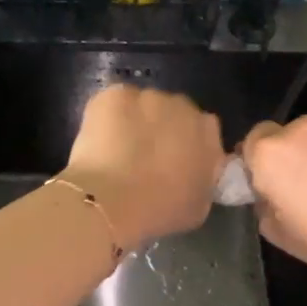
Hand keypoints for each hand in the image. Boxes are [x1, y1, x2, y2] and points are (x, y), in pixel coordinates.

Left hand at [59, 86, 223, 249]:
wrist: (111, 201)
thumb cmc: (158, 211)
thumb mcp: (199, 205)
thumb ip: (204, 179)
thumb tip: (199, 171)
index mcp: (207, 132)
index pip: (204, 129)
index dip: (187, 144)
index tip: (173, 161)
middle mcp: (183, 106)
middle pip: (174, 111)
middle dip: (162, 128)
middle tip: (144, 155)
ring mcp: (148, 97)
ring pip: (143, 105)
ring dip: (135, 121)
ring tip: (117, 148)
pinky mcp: (115, 94)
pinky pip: (114, 101)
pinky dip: (108, 116)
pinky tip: (100, 139)